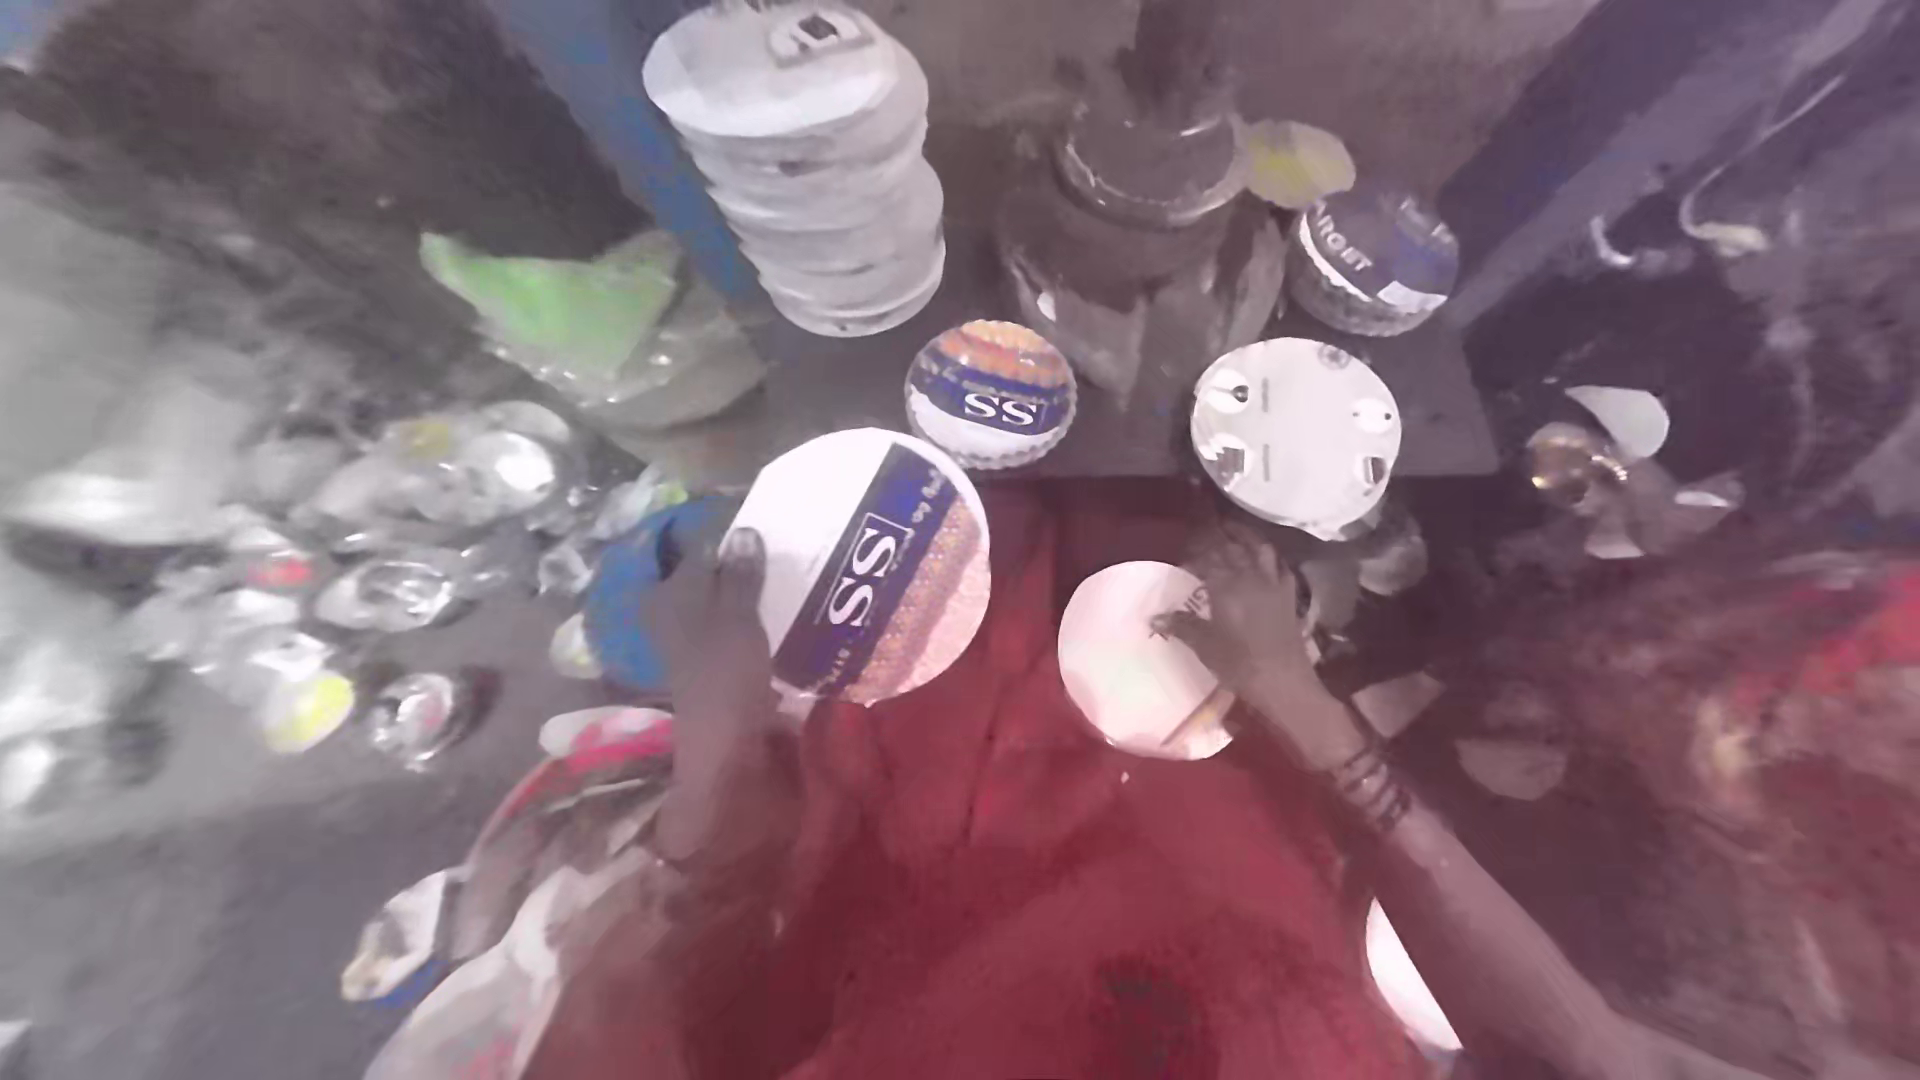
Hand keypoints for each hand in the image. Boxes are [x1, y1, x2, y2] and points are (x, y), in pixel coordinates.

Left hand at [645, 526, 775, 727]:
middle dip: (741, 562)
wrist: (724, 736)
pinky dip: (748, 610)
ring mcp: (689, 632)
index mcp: (671, 592)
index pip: (700, 548)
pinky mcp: (709, 653)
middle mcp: (673, 607)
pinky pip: (729, 618)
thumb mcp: (737, 615)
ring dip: (748, 587)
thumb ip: (740, 574)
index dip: (731, 539)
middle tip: (781, 552)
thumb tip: (744, 530)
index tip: (767, 530)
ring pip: (721, 595)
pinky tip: (774, 609)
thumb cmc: (726, 669)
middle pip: (710, 572)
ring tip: (784, 576)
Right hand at [1154, 523, 1366, 771]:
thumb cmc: (1238, 665)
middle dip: (1216, 537)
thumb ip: (1181, 625)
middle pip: (1231, 548)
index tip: (1182, 553)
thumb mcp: (1203, 645)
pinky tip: (1264, 558)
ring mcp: (1272, 584)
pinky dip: (1270, 557)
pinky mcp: (1289, 596)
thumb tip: (1154, 617)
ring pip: (1259, 549)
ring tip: (1231, 530)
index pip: (1206, 557)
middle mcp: (1249, 577)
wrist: (1284, 683)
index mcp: (1225, 586)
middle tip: (1202, 532)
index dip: (1193, 552)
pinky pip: (1280, 567)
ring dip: (1244, 537)